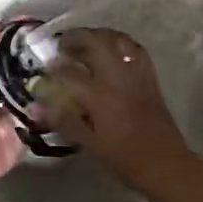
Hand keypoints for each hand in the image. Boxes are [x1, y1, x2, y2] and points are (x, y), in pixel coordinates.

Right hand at [42, 28, 193, 178]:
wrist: (167, 165)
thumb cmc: (124, 157)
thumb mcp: (89, 144)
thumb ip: (62, 121)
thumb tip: (35, 107)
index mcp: (100, 96)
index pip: (69, 72)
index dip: (53, 69)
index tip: (43, 70)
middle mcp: (118, 79)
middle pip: (96, 43)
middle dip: (76, 38)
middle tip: (62, 44)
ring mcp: (137, 76)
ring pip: (119, 41)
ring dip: (99, 35)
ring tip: (85, 42)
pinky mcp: (150, 79)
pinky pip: (136, 51)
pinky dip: (121, 44)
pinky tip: (111, 51)